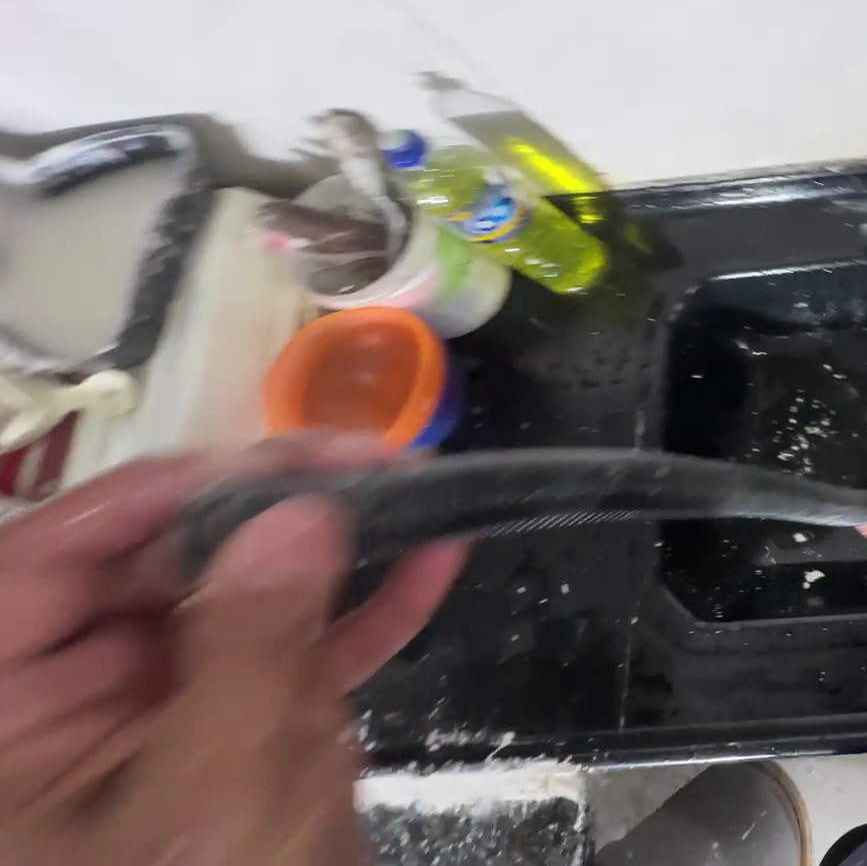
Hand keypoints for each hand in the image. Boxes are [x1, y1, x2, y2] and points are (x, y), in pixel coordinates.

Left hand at [0, 434, 466, 864]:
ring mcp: (175, 709)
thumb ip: (251, 645)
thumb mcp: (217, 789)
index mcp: (4, 722)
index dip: (147, 500)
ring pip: (252, 595)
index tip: (271, 457)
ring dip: (346, 545)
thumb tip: (298, 514)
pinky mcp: (255, 719)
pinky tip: (441, 561)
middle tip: (377, 464)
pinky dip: (378, 605)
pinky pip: (311, 644)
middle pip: (161, 567)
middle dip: (275, 507)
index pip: (39, 573)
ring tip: (423, 491)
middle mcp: (72, 704)